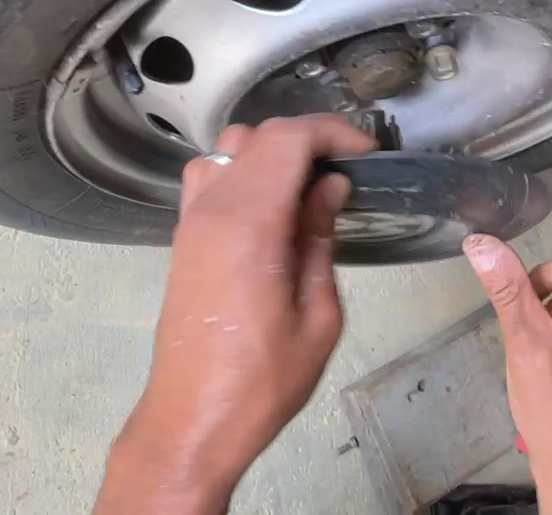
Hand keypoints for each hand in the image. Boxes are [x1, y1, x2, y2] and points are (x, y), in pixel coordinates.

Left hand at [95, 115, 374, 514]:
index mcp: (250, 223)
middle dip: (310, 136)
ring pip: (231, 145)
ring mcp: (192, 217)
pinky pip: (210, 171)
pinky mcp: (184, 233)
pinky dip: (244, 165)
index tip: (367, 152)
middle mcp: (214, 206)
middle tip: (347, 165)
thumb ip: (319, 238)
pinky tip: (270, 198)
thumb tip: (329, 185)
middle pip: (261, 135)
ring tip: (310, 179)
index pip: (289, 140)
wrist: (191, 420)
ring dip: (274, 147)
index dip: (332, 132)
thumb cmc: (262, 380)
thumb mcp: (317, 315)